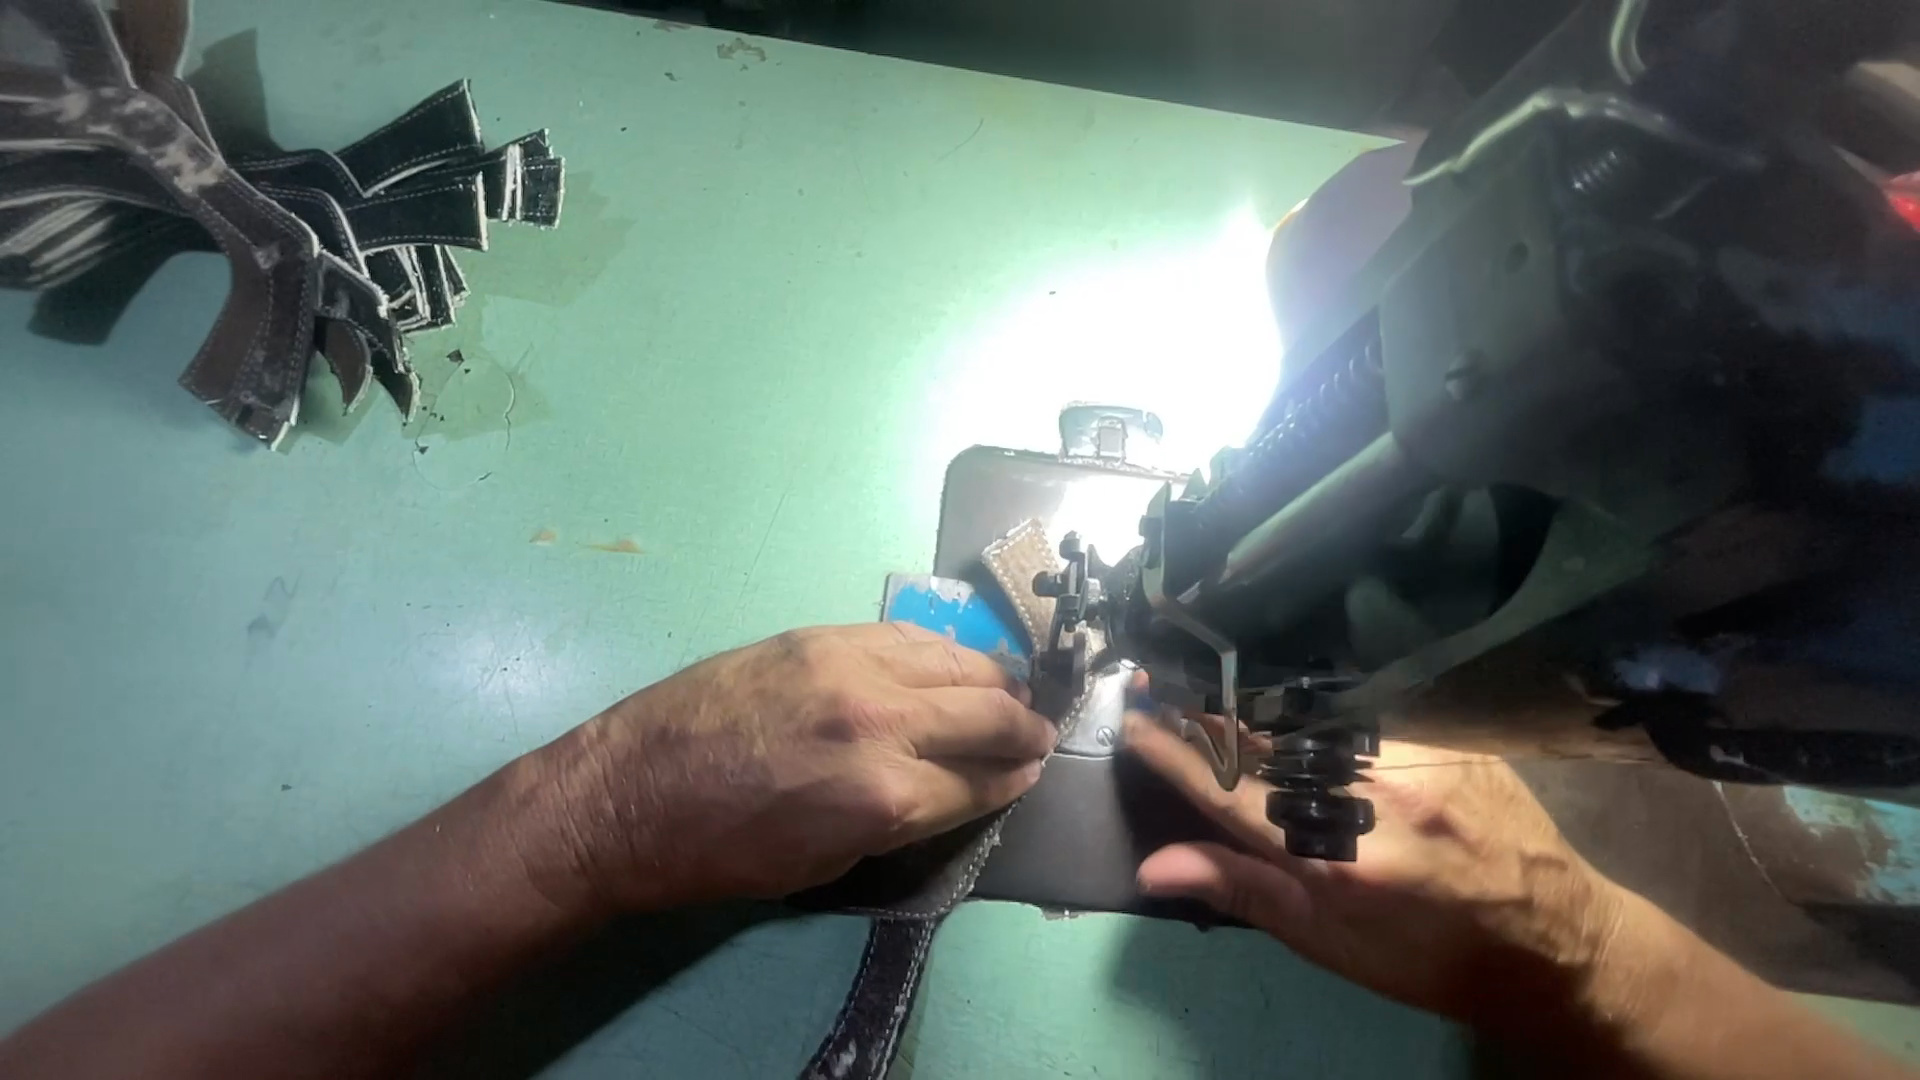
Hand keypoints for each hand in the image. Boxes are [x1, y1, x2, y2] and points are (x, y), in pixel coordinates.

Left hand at [542, 623, 1052, 911]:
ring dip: (995, 678)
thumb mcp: (828, 863)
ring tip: (1011, 689)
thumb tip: (956, 786)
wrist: (628, 794)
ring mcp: (852, 667)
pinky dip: (944, 649)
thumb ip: (905, 819)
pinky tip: (956, 659)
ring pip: (956, 661)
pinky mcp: (822, 636)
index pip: (980, 782)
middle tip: (1040, 731)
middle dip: (1025, 727)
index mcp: (885, 797)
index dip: (1013, 778)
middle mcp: (883, 722)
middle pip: (985, 713)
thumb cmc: (723, 852)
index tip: (1032, 769)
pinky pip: (907, 634)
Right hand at [1125, 694, 1628, 1034]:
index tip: (1130, 723)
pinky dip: (1303, 700)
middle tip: (1152, 683)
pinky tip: (1280, 692)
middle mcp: (1365, 794)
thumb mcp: (1325, 940)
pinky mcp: (1441, 735)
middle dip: (1193, 706)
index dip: (1169, 752)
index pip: (1223, 787)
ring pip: (1300, 709)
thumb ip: (1238, 889)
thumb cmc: (1424, 954)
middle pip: (1256, 733)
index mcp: (1330, 856)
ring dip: (1240, 694)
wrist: (1558, 942)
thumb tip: (1152, 867)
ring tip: (1198, 680)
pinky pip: (1353, 704)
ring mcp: (1409, 756)